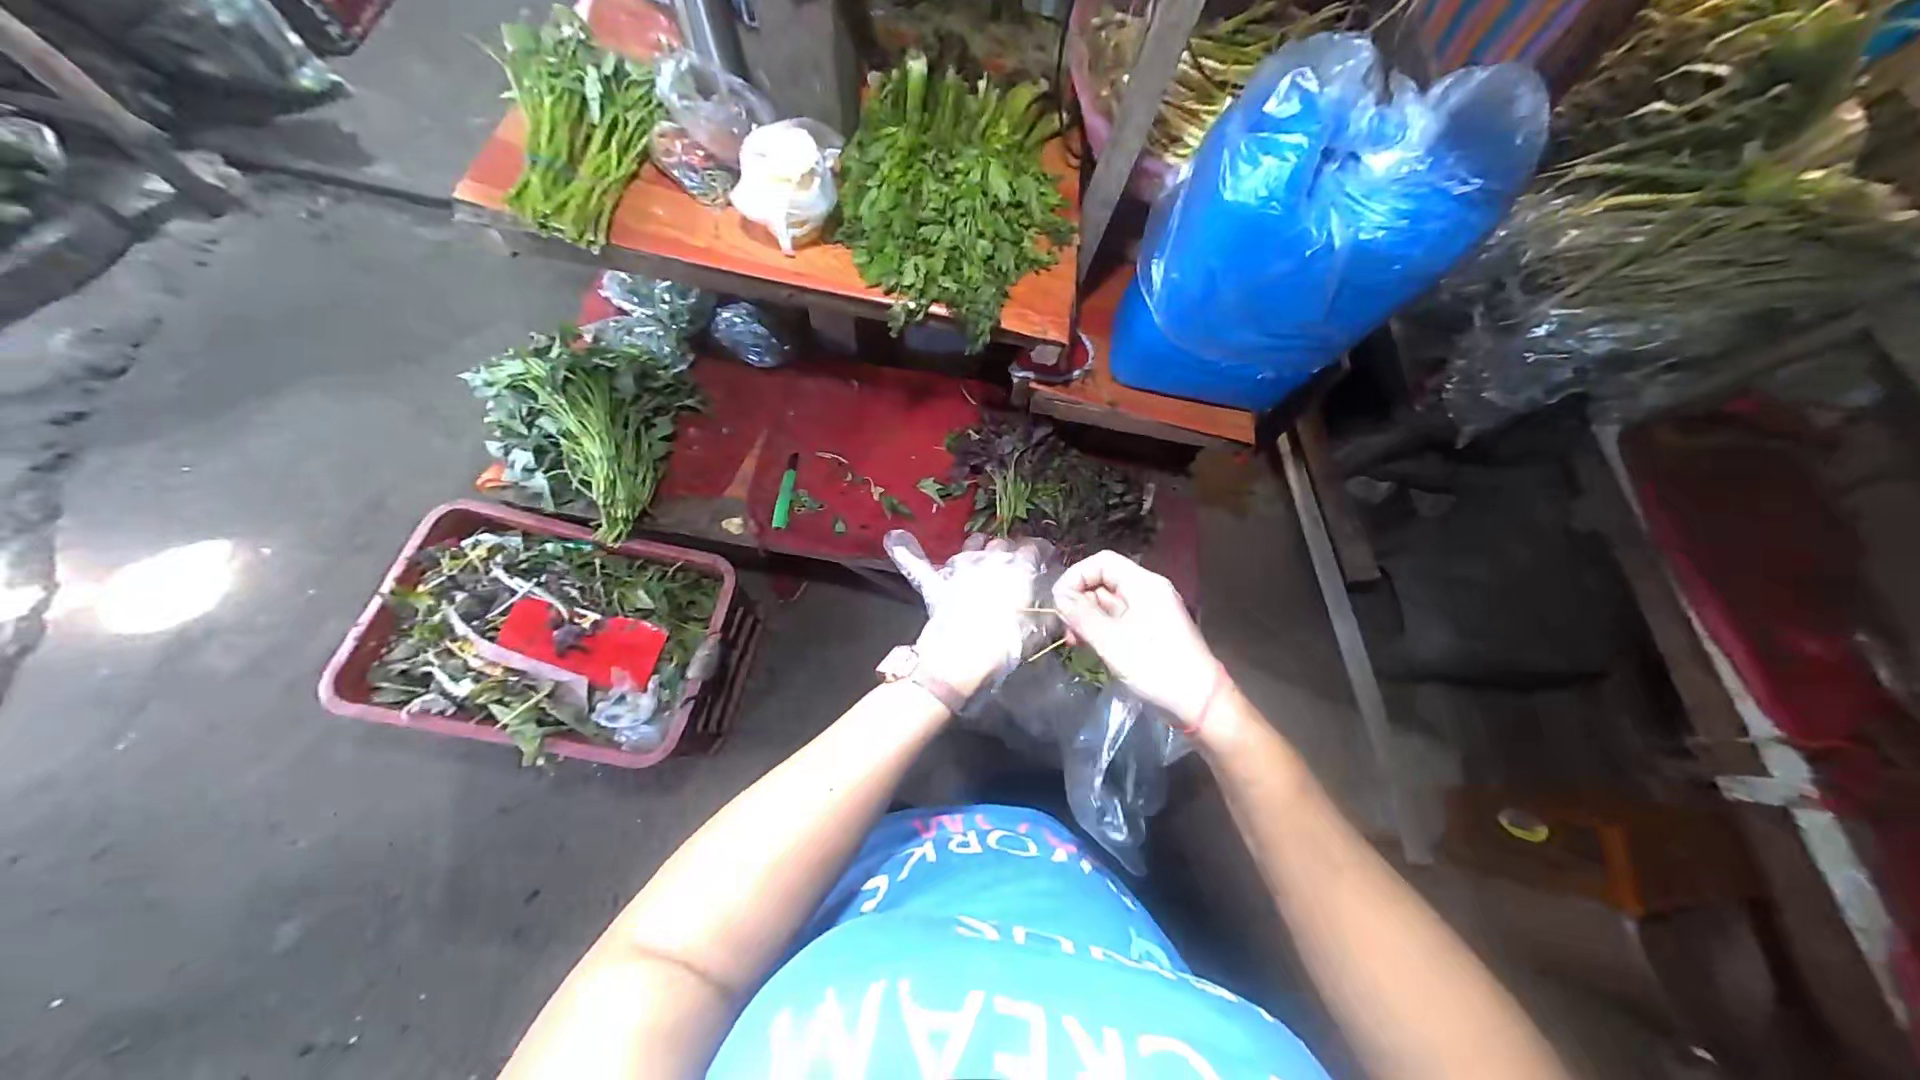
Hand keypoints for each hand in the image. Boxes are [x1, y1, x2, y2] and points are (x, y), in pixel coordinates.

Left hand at [886, 531, 1055, 695]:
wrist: (963, 659)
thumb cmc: (1005, 647)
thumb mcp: (1034, 633)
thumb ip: (1044, 615)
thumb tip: (1052, 611)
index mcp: (1020, 569)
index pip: (1033, 548)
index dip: (1036, 553)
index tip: (1038, 560)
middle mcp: (992, 559)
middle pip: (1002, 544)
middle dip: (1007, 551)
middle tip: (1010, 567)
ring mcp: (962, 566)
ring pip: (972, 544)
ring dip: (978, 548)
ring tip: (981, 557)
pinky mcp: (938, 581)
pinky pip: (918, 562)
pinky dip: (907, 552)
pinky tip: (896, 539)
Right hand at [1052, 550, 1222, 727]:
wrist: (1200, 702)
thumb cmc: (1155, 666)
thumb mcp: (1111, 641)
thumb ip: (1080, 615)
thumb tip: (1059, 596)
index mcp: (1144, 584)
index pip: (1102, 562)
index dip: (1076, 576)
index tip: (1058, 601)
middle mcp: (1148, 591)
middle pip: (1104, 581)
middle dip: (1079, 600)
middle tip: (1066, 628)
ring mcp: (1151, 611)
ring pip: (1109, 603)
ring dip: (1087, 618)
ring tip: (1075, 641)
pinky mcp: (1151, 630)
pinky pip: (1119, 620)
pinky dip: (1101, 629)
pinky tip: (1090, 647)